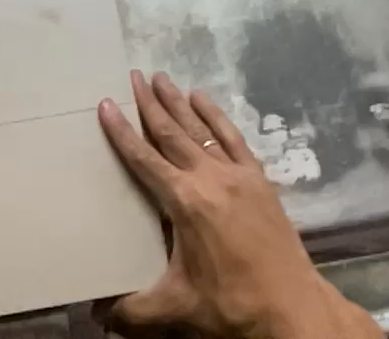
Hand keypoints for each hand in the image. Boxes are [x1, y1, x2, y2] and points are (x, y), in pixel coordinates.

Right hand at [98, 71, 382, 338]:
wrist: (293, 311)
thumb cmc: (231, 306)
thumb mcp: (176, 310)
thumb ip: (132, 310)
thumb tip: (95, 312)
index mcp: (184, 202)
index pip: (144, 158)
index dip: (122, 131)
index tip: (107, 103)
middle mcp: (209, 177)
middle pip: (171, 132)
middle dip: (149, 103)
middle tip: (134, 76)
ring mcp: (236, 174)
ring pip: (200, 128)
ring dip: (178, 101)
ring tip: (161, 77)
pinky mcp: (257, 178)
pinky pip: (231, 137)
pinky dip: (215, 115)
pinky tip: (203, 99)